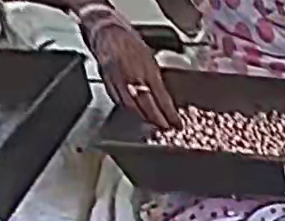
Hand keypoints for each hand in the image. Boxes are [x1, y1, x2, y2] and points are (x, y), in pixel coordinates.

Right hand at [82, 10, 178, 128]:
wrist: (106, 29)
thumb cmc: (130, 43)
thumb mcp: (151, 61)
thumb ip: (158, 84)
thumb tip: (168, 105)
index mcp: (146, 68)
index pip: (162, 98)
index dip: (171, 115)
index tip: (178, 125)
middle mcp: (132, 74)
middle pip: (147, 105)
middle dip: (158, 120)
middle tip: (165, 128)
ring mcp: (118, 78)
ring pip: (132, 106)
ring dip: (144, 118)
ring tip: (152, 124)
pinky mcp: (107, 81)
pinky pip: (118, 100)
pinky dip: (129, 109)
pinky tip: (136, 113)